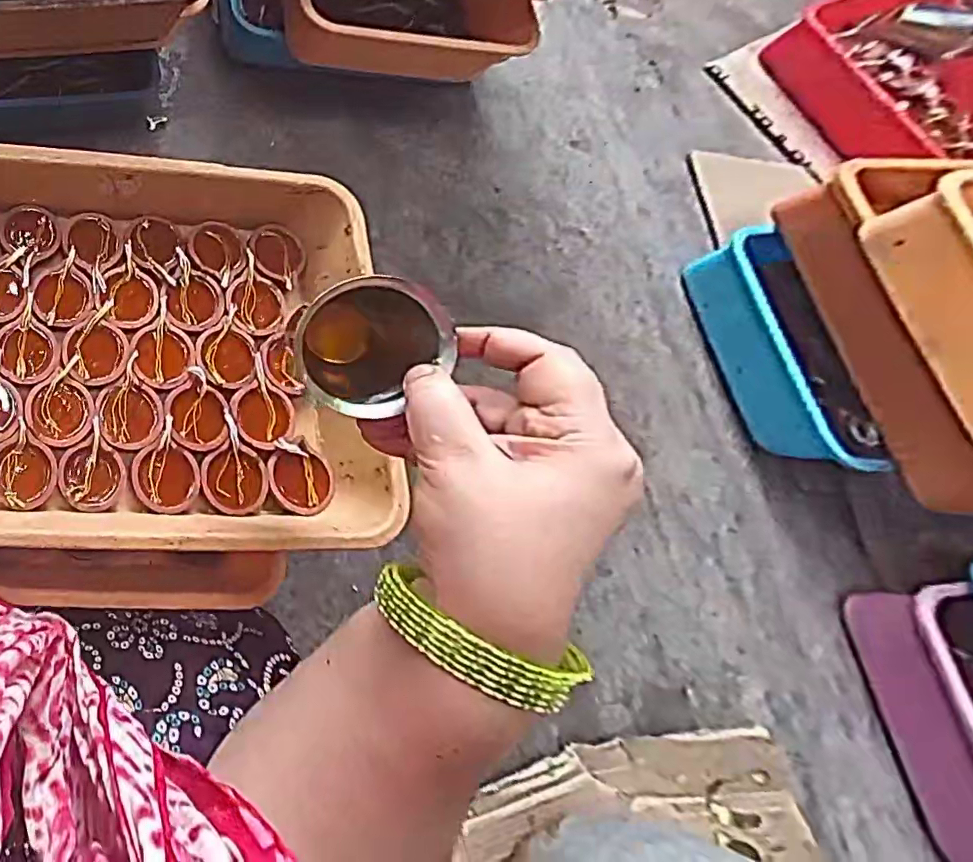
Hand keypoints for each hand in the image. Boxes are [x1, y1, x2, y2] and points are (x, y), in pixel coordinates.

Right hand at [359, 327, 642, 663]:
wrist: (483, 630)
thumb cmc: (489, 553)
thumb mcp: (455, 464)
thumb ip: (436, 403)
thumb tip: (422, 372)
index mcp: (589, 446)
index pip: (550, 364)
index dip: (497, 342)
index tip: (448, 342)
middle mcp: (580, 460)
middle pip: (509, 398)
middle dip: (445, 395)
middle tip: (397, 395)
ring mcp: (551, 482)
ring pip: (486, 426)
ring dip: (433, 422)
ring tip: (384, 424)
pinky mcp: (522, 498)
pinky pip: (480, 454)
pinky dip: (440, 446)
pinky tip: (398, 443)